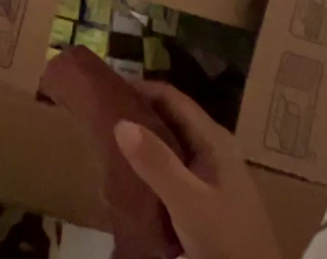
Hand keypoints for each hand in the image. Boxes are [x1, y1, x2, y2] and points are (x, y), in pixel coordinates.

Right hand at [115, 82, 285, 258]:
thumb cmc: (227, 239)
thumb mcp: (188, 201)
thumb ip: (157, 163)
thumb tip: (120, 122)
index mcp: (213, 139)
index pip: (171, 97)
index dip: (139, 88)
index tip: (104, 91)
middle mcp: (212, 148)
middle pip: (170, 117)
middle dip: (136, 113)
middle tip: (99, 116)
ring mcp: (210, 174)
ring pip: (170, 144)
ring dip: (142, 140)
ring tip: (107, 142)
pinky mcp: (205, 196)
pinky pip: (171, 168)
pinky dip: (150, 165)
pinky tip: (130, 176)